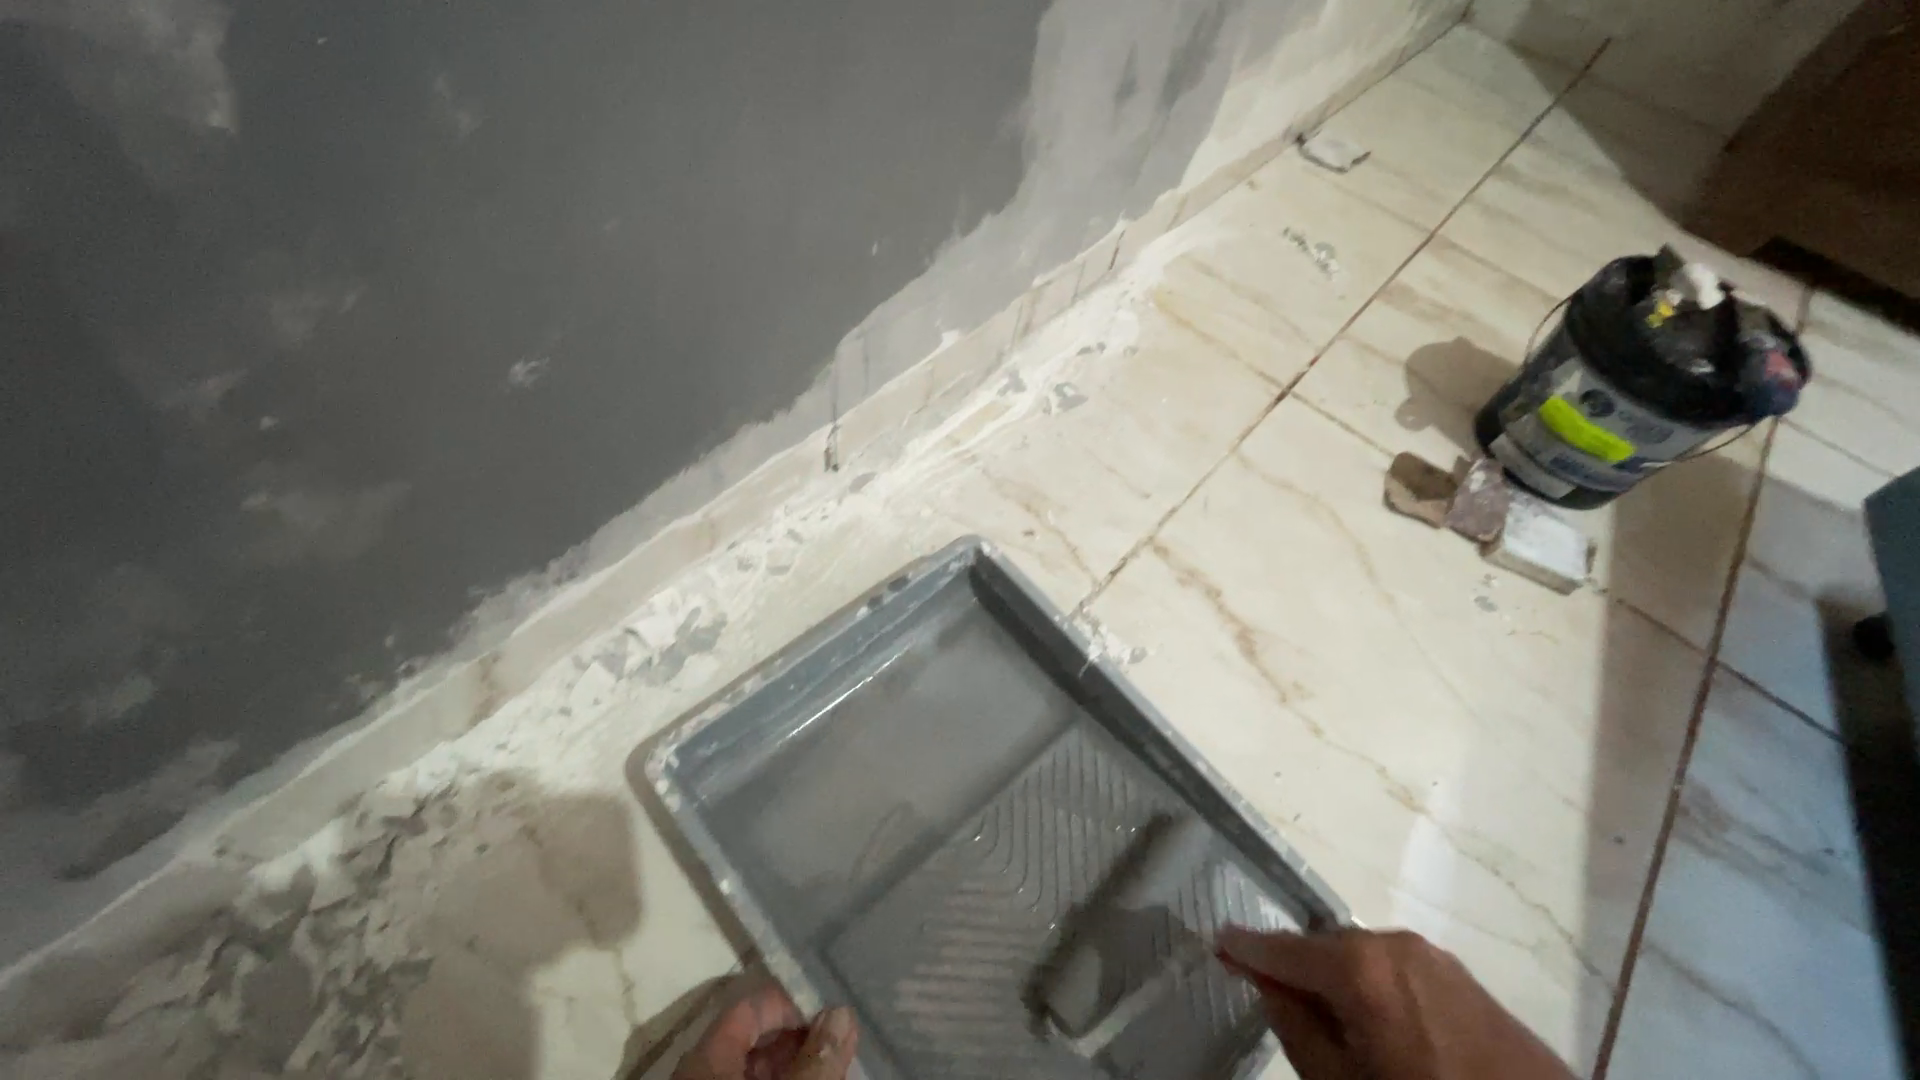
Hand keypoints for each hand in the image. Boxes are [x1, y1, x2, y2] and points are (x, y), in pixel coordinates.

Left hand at [672, 983, 858, 1079]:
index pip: (749, 1005)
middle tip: (840, 1040)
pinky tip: (811, 1077)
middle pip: (753, 1038)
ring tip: (833, 1063)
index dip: (791, 1001)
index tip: (830, 1010)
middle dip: (800, 1035)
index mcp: (705, 1057)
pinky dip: (783, 1078)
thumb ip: (816, 1059)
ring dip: (795, 1060)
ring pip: (754, 1065)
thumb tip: (843, 1012)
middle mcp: (701, 1070)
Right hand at [1216, 926, 1576, 1079]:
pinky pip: (1394, 967)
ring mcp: (1430, 955)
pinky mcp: (1460, 974)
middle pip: (1319, 948)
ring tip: (1337, 1024)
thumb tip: (1271, 986)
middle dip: (1296, 969)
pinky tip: (1382, 1025)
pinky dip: (1373, 985)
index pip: (1280, 948)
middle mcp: (1389, 944)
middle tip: (1279, 1002)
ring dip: (1336, 979)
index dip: (1243, 947)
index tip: (1217, 942)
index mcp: (1356, 967)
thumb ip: (1295, 1028)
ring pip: (1358, 956)